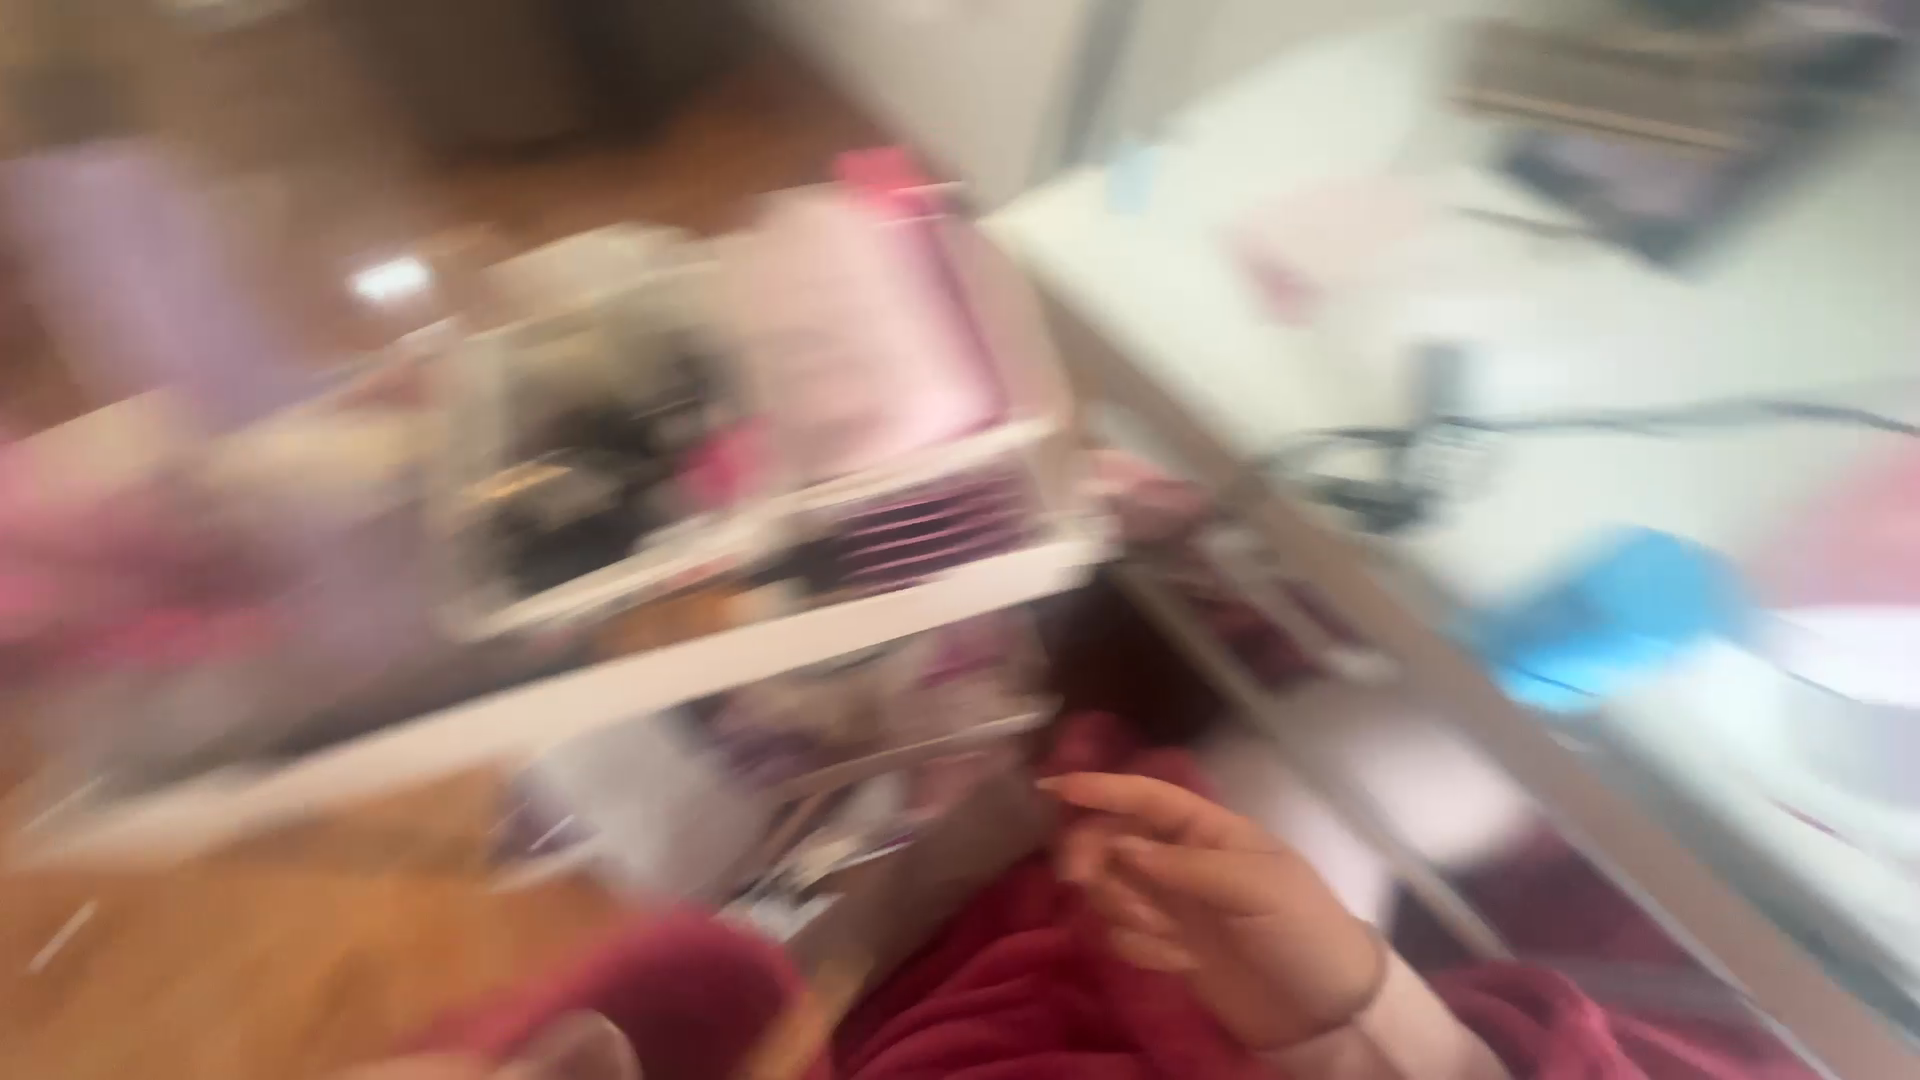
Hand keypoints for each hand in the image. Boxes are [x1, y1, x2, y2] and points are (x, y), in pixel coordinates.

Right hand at [1042, 772, 1384, 1051]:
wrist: (1329, 1015)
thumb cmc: (1300, 929)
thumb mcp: (1256, 885)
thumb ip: (1185, 865)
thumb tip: (1121, 846)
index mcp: (1205, 828)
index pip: (1142, 796)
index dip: (1098, 788)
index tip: (1051, 788)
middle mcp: (1178, 857)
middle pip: (1111, 838)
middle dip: (1092, 855)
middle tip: (1080, 879)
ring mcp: (1169, 901)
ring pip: (1109, 885)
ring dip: (1121, 907)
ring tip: (1166, 936)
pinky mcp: (1164, 943)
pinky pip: (1121, 933)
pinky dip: (1138, 946)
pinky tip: (1178, 962)